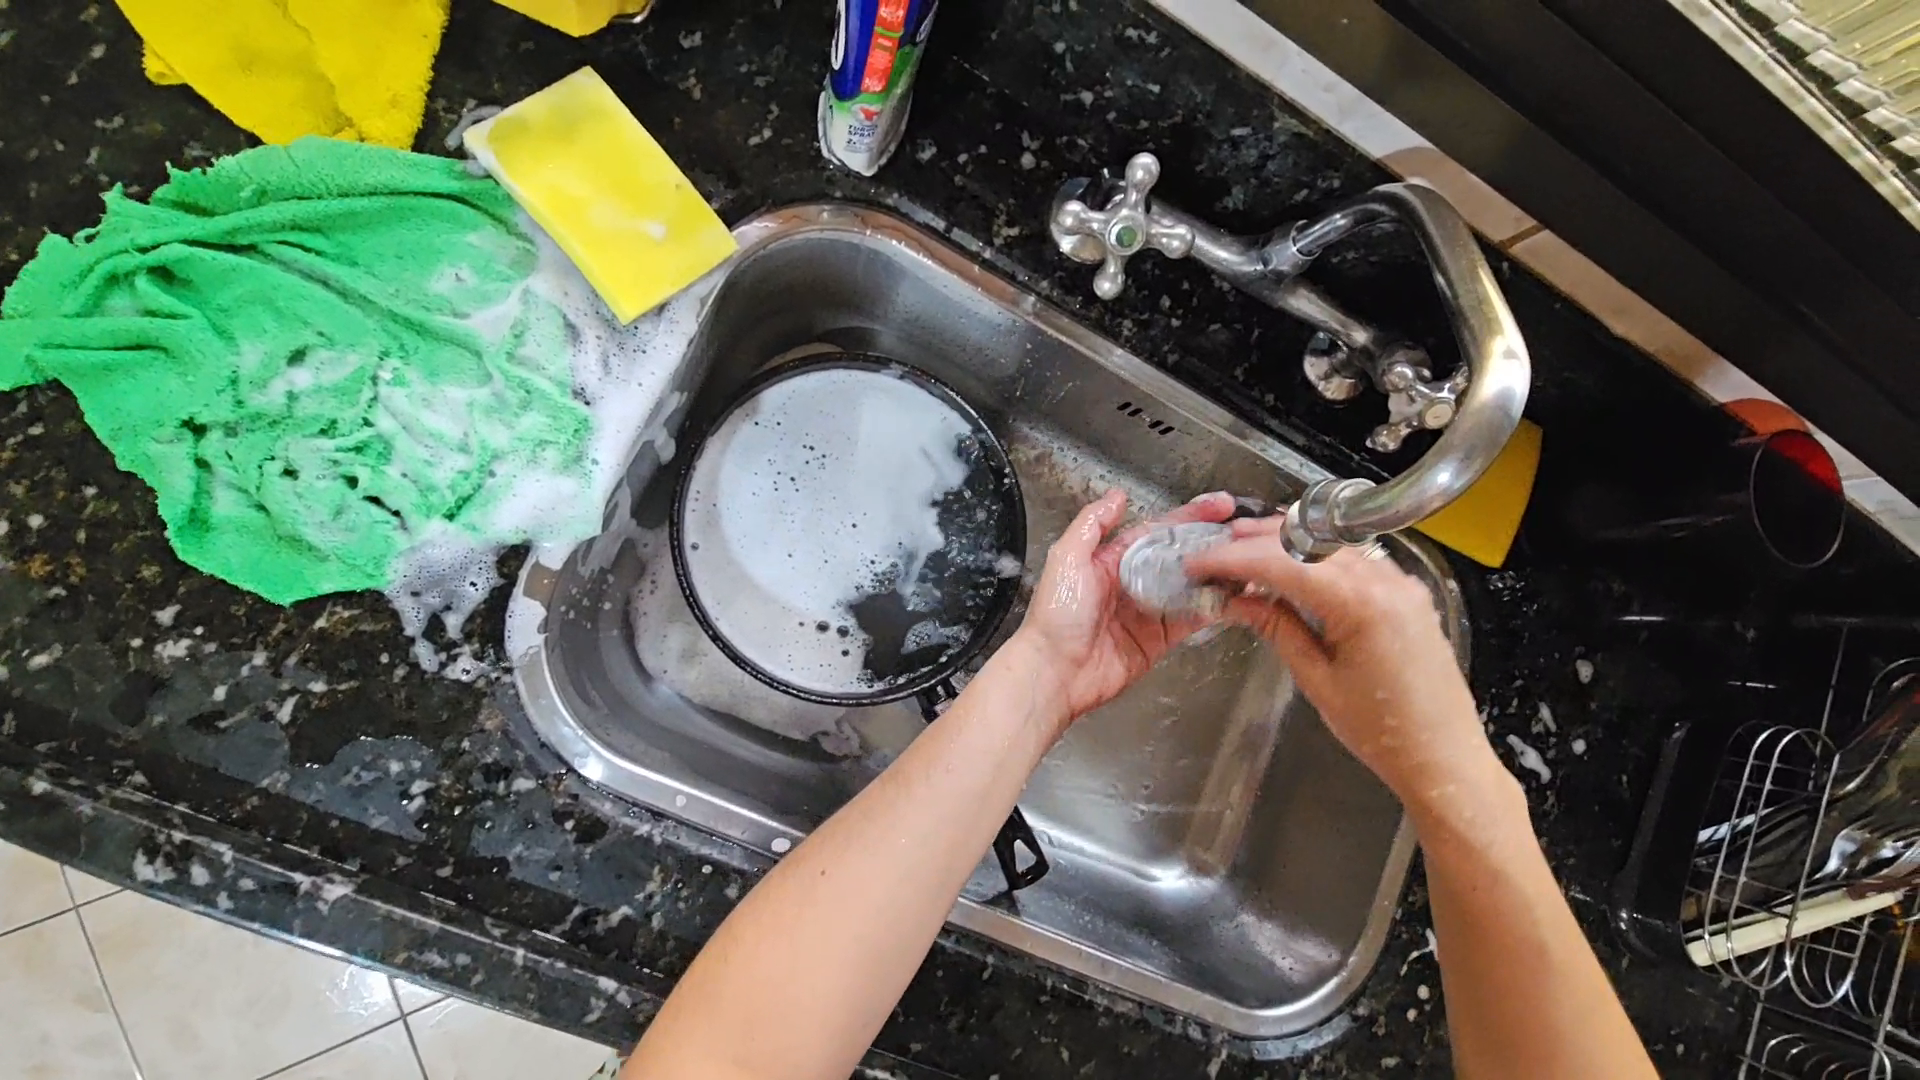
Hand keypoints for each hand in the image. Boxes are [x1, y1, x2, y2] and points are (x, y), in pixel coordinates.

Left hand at [1008, 488, 1237, 727]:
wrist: (1055, 672)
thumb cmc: (1056, 614)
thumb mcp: (1067, 558)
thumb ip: (1092, 525)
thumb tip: (1117, 495)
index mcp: (1111, 560)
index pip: (1157, 531)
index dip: (1188, 517)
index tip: (1218, 504)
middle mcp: (1132, 582)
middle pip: (1179, 557)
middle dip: (1210, 542)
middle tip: (1244, 530)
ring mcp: (1148, 612)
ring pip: (1189, 587)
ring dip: (1217, 574)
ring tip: (1248, 560)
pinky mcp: (1158, 640)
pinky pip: (1190, 620)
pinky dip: (1212, 608)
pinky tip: (1235, 595)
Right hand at [1183, 518, 1493, 805]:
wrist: (1444, 757)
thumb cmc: (1379, 731)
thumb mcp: (1316, 680)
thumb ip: (1277, 629)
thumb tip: (1235, 600)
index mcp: (1360, 604)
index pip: (1281, 562)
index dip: (1233, 559)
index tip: (1198, 564)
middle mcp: (1384, 581)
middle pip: (1305, 541)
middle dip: (1252, 542)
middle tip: (1212, 551)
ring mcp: (1400, 582)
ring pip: (1329, 541)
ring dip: (1282, 541)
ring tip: (1240, 548)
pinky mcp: (1405, 592)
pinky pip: (1352, 556)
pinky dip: (1314, 553)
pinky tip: (1288, 564)